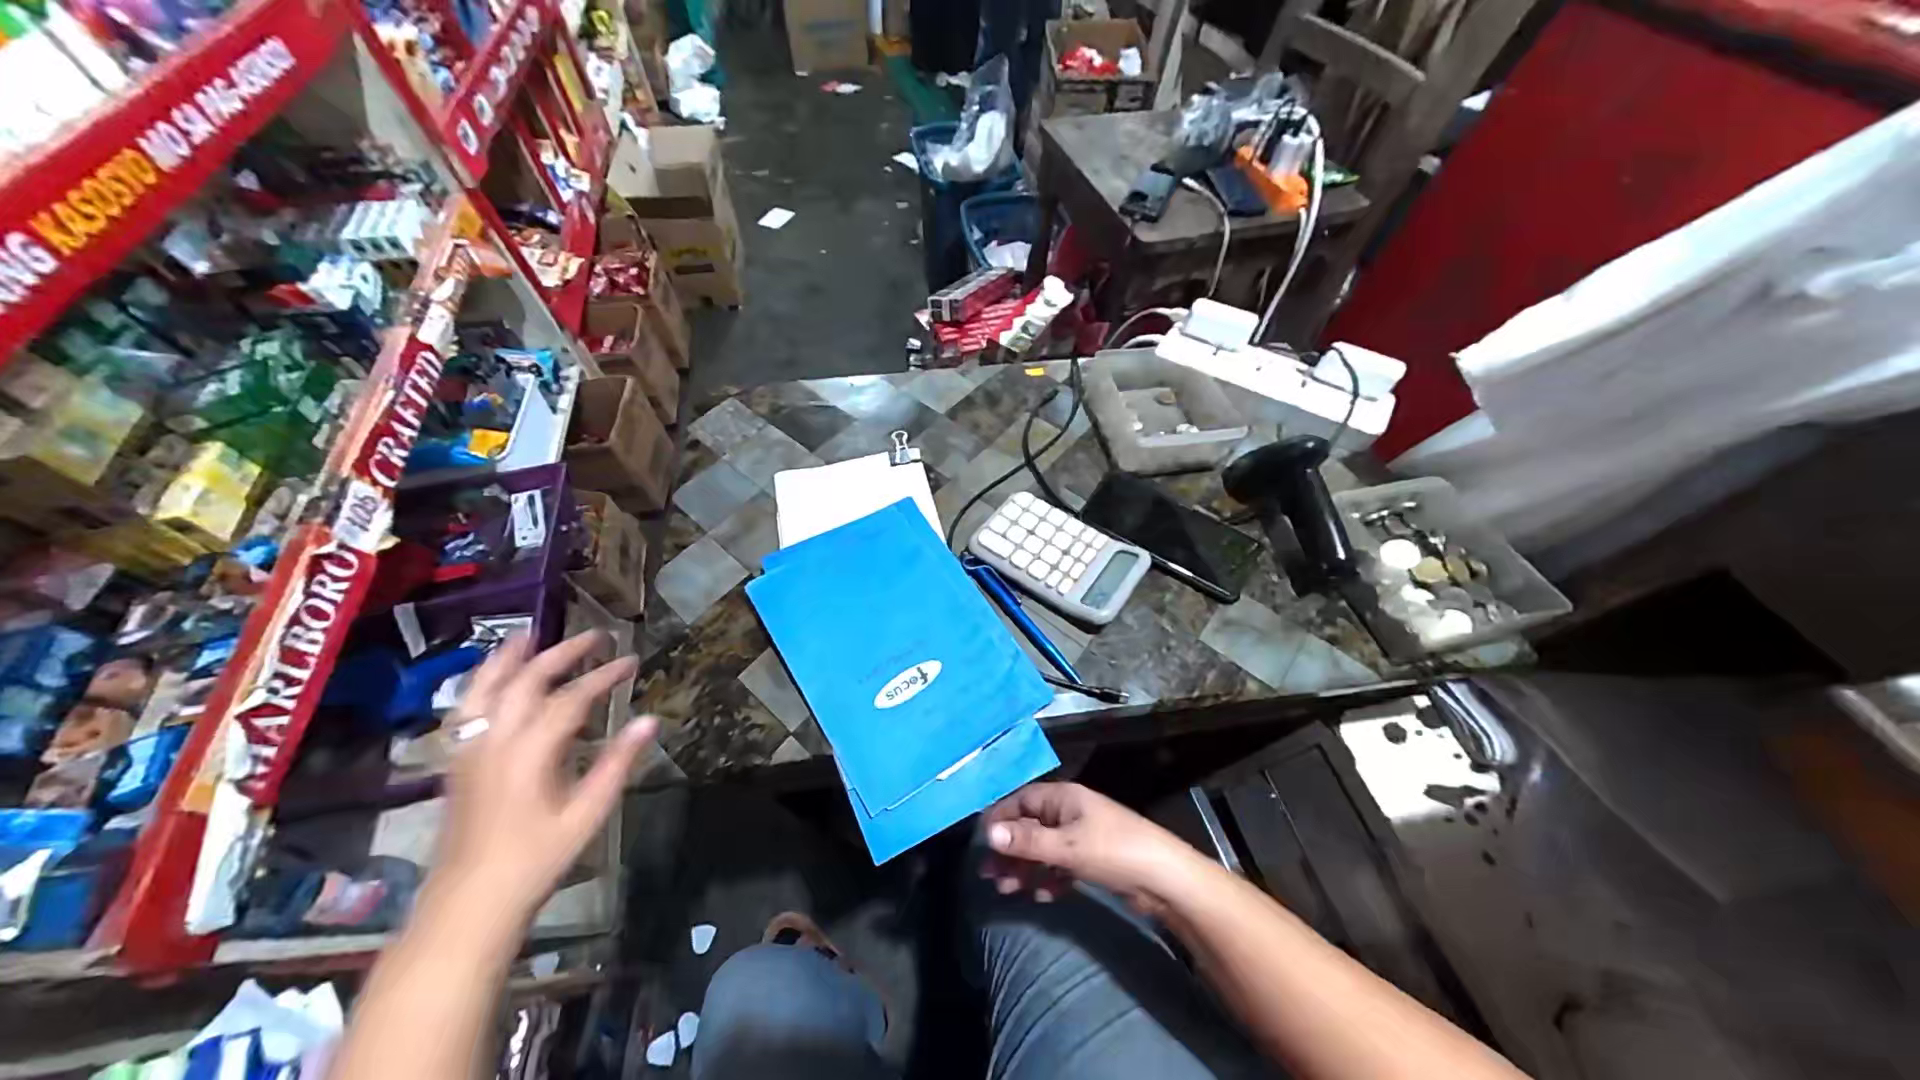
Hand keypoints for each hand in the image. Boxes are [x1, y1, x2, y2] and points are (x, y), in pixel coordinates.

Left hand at [433, 631, 654, 920]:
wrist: (470, 902)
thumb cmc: (537, 859)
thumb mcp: (588, 813)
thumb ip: (618, 763)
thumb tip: (650, 720)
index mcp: (531, 751)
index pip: (572, 697)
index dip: (604, 675)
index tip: (631, 661)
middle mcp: (496, 740)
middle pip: (527, 680)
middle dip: (563, 652)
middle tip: (595, 637)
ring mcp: (469, 750)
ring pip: (485, 688)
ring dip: (509, 658)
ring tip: (529, 635)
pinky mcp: (456, 763)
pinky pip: (465, 709)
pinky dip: (480, 685)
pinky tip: (491, 682)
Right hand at [982, 782, 1208, 915]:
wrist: (1166, 880)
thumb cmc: (1113, 851)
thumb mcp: (1066, 846)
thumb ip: (1027, 840)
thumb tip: (988, 832)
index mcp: (1063, 798)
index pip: (1021, 800)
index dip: (999, 818)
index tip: (981, 842)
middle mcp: (1070, 812)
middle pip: (1029, 826)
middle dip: (1009, 850)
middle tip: (989, 875)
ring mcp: (1082, 836)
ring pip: (1043, 848)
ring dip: (1025, 868)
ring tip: (1008, 891)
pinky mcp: (1092, 860)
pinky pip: (1060, 865)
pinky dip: (1049, 878)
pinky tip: (1044, 896)